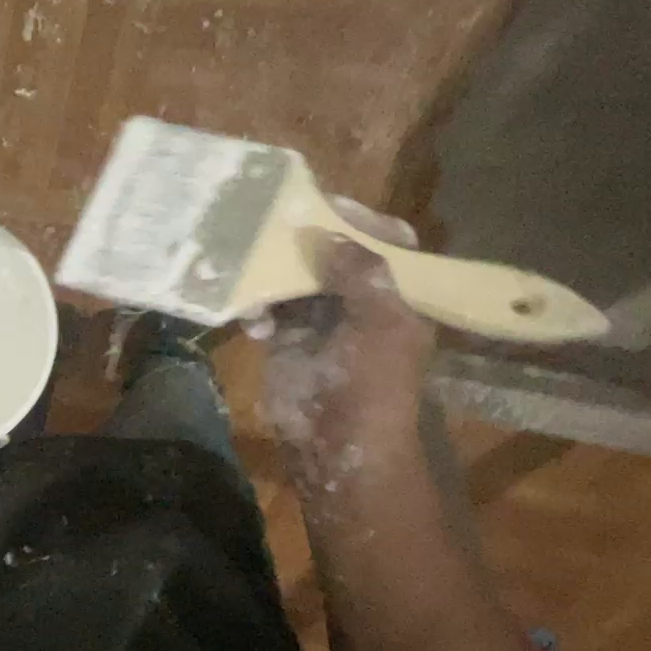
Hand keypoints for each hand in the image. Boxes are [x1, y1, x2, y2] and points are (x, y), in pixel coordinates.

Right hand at [262, 233, 435, 487]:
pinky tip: (252, 323)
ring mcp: (320, 323)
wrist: (336, 444)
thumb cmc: (373, 385)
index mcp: (398, 296)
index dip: (361, 223)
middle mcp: (359, 303)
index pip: (386, 244)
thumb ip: (360, 275)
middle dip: (305, 246)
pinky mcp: (285, 343)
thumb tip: (329, 234)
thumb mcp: (381, 324)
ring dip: (273, 279)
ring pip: (295, 282)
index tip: (325, 207)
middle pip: (333, 257)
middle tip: (273, 230)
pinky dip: (257, 311)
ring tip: (256, 284)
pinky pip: (269, 312)